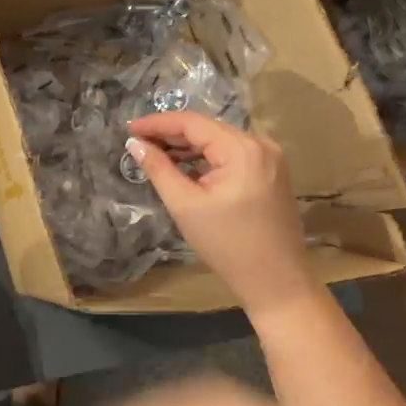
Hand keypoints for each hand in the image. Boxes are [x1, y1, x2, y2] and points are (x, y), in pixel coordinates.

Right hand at [127, 111, 312, 309]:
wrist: (277, 282)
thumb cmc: (228, 245)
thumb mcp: (185, 205)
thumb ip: (158, 169)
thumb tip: (135, 144)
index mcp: (242, 149)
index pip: (192, 123)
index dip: (158, 123)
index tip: (128, 128)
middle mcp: (260, 144)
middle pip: (207, 129)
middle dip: (171, 134)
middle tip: (138, 142)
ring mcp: (270, 158)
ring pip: (219, 140)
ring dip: (188, 146)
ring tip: (155, 153)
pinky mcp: (271, 172)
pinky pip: (232, 154)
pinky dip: (207, 158)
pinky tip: (185, 166)